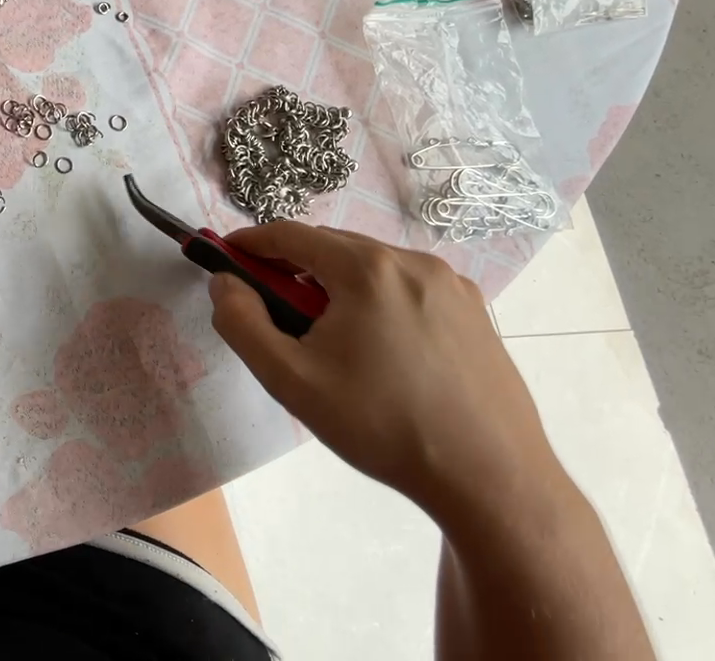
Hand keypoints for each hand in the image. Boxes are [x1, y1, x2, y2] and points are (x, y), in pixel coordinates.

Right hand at [208, 222, 563, 521]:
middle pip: (330, 245)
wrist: (491, 480)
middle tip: (268, 305)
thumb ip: (241, 322)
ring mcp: (452, 285)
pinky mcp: (475, 311)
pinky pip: (405, 285)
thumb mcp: (288, 378)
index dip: (249, 242)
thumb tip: (224, 283)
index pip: (290, 234)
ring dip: (333, 281)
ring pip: (369, 264)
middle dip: (290, 265)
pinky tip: (373, 345)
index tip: (223, 257)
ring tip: (322, 332)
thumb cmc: (380, 424)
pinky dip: (373, 296)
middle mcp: (413, 262)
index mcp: (367, 269)